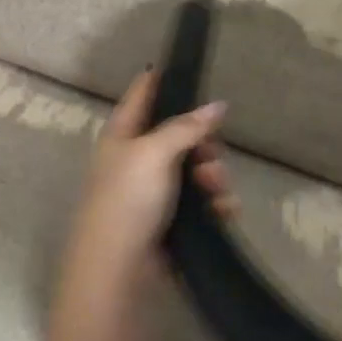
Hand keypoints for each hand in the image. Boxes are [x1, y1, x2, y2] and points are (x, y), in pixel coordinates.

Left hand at [65, 71, 238, 282]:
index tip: (194, 69)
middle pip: (180, 134)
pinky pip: (200, 201)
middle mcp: (136, 156)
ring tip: (217, 191)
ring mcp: (152, 190)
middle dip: (204, 144)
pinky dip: (214, 203)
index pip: (145, 92)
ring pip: (194, 168)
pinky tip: (225, 211)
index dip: (166, 78)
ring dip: (212, 176)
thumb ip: (187, 127)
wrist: (117, 270)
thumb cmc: (127, 199)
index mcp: (123, 133)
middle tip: (211, 157)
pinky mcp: (169, 220)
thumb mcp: (155, 152)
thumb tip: (217, 105)